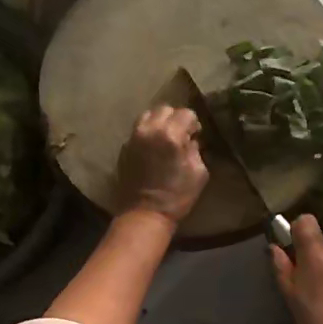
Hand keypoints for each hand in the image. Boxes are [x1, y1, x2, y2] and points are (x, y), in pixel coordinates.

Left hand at [115, 105, 208, 223]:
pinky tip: (151, 149)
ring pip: (147, 116)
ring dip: (158, 122)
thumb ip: (195, 150)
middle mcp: (149, 130)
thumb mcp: (198, 173)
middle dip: (175, 119)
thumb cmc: (176, 196)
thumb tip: (190, 141)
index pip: (186, 113)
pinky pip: (137, 131)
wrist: (144, 214)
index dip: (193, 124)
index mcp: (170, 134)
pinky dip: (146, 134)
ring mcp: (133, 138)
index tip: (195, 136)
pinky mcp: (124, 148)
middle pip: (164, 109)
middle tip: (180, 135)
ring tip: (164, 138)